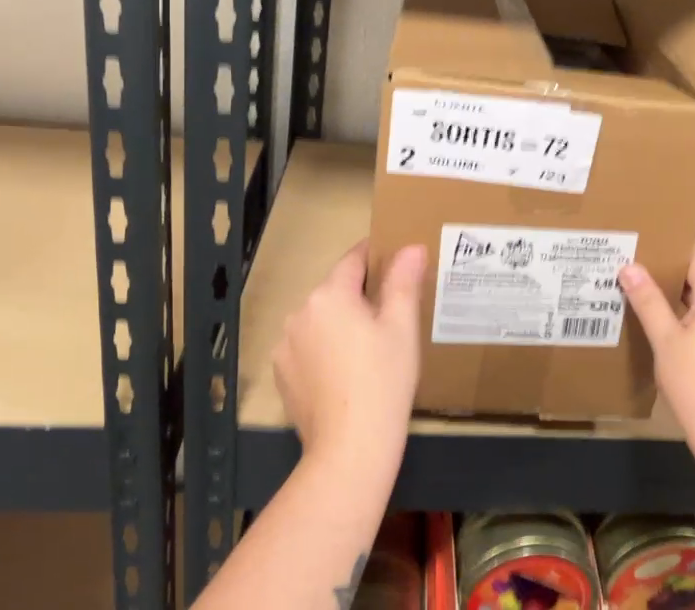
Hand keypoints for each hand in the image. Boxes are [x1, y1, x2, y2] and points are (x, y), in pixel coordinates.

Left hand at [274, 240, 425, 472]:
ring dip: (340, 324)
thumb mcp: (403, 326)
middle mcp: (300, 312)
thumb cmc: (384, 380)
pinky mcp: (282, 374)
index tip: (397, 264)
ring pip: (320, 319)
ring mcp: (285, 345)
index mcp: (330, 294)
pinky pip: (307, 348)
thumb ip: (404, 280)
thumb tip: (411, 247)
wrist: (350, 448)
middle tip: (391, 317)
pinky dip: (325, 350)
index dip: (377, 256)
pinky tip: (346, 373)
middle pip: (335, 290)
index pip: (354, 258)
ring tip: (370, 350)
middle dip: (360, 296)